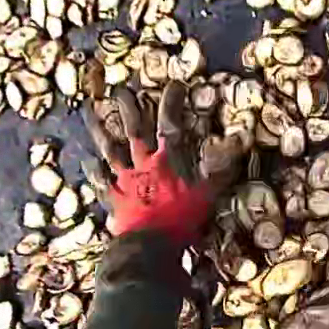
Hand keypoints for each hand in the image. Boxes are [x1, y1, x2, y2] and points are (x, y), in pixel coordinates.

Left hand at [85, 82, 229, 245]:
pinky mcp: (114, 197)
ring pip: (110, 149)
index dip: (172, 103)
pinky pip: (101, 180)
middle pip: (134, 130)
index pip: (170, 124)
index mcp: (167, 160)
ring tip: (89, 111)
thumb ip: (222, 167)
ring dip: (100, 129)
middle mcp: (144, 163)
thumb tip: (242, 140)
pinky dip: (93, 170)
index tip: (174, 84)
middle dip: (129, 109)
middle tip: (121, 90)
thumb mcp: (208, 193)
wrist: (150, 244)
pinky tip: (86, 159)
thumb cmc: (181, 218)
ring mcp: (126, 179)